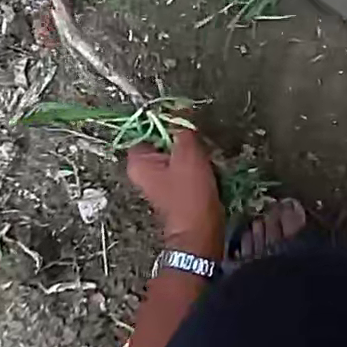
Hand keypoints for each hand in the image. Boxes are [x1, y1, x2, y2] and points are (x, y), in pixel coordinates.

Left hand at [125, 128, 222, 255]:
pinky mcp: (176, 190)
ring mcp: (160, 182)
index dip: (167, 125)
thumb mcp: (188, 153)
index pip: (148, 130)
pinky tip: (208, 171)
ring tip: (204, 160)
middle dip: (184, 141)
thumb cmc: (189, 193)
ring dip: (194, 154)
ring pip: (179, 155)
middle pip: (165, 142)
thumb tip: (182, 114)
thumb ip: (182, 130)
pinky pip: (187, 169)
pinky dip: (198, 168)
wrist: (201, 232)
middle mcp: (144, 172)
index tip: (184, 125)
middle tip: (197, 144)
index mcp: (138, 162)